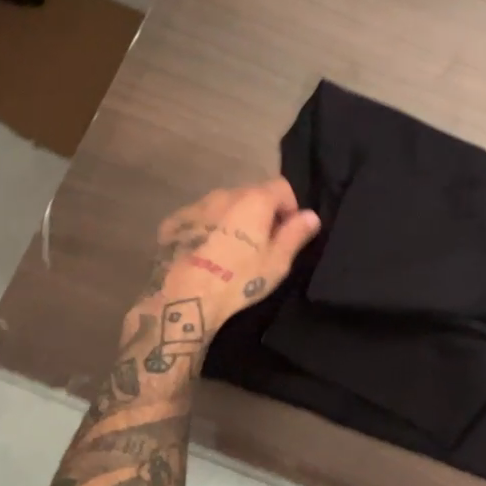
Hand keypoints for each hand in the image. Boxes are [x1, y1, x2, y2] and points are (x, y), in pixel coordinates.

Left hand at [143, 178, 321, 333]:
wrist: (184, 298)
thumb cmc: (239, 279)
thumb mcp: (277, 261)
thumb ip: (296, 233)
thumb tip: (312, 216)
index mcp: (254, 199)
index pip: (282, 187)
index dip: (290, 208)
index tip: (286, 233)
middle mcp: (225, 194)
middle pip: (252, 194)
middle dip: (261, 213)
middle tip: (260, 245)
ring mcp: (196, 206)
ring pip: (224, 205)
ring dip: (233, 220)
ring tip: (231, 251)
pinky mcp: (173, 222)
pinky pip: (200, 218)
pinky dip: (207, 229)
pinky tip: (205, 254)